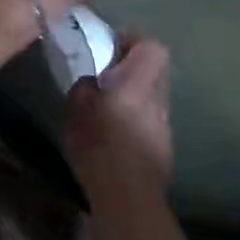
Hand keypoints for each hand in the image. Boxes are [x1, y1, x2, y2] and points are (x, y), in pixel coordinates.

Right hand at [65, 36, 171, 195]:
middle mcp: (157, 99)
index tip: (111, 47)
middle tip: (105, 74)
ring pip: (153, 94)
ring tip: (107, 105)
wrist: (128, 198)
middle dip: (132, 66)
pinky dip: (136, 116)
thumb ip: (84, 86)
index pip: (152, 47)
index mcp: (137, 83)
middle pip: (154, 70)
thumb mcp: (76, 108)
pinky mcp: (163, 146)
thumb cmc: (98, 145)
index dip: (133, 40)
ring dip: (134, 92)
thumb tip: (91, 81)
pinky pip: (150, 118)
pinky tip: (115, 132)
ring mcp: (164, 124)